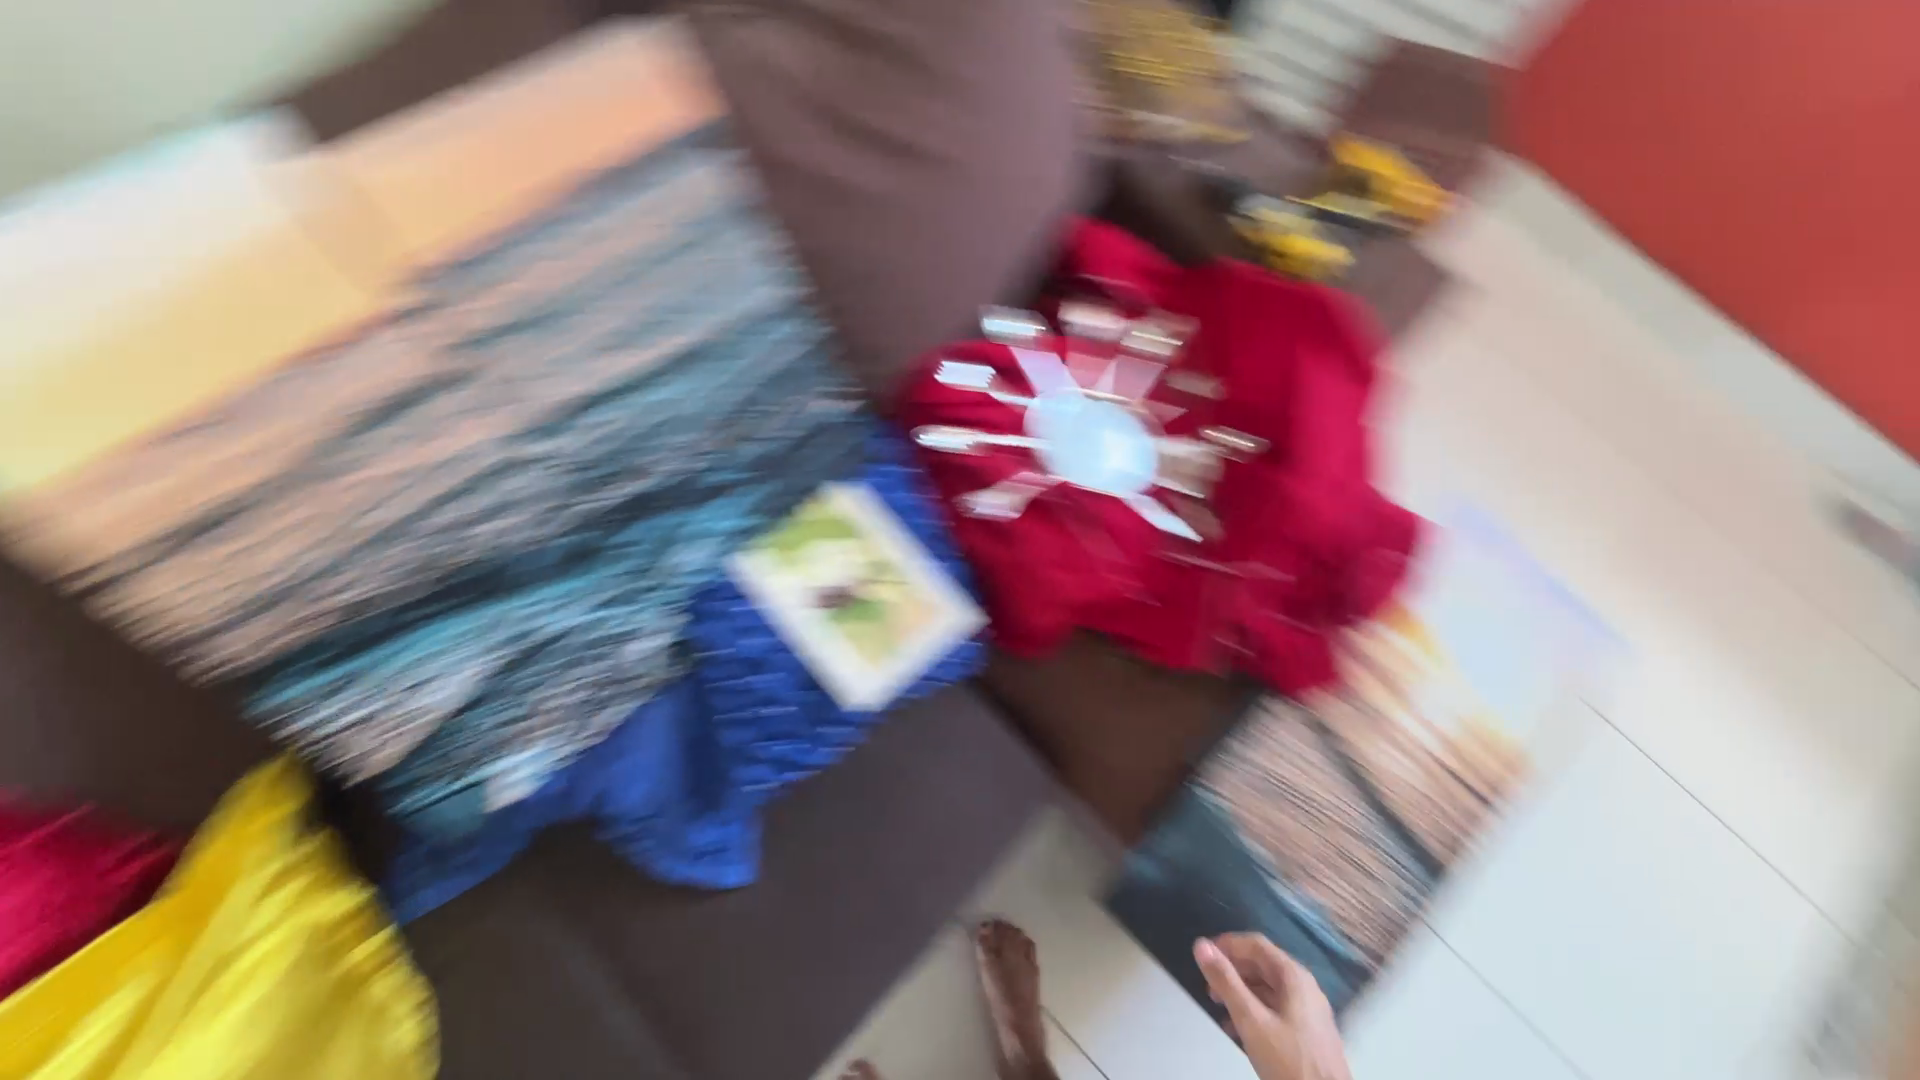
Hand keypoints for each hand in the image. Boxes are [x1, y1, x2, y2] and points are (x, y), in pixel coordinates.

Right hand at [1194, 934, 1351, 1079]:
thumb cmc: (1288, 1060)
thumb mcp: (1251, 1020)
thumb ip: (1226, 981)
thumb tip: (1201, 944)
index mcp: (1293, 976)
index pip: (1255, 944)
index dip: (1226, 945)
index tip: (1202, 958)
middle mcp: (1304, 986)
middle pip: (1262, 964)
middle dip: (1232, 970)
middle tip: (1208, 987)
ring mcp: (1309, 1010)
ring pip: (1268, 988)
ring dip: (1241, 992)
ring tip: (1220, 1007)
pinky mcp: (1309, 1031)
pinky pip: (1277, 1008)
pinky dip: (1255, 1010)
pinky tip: (1240, 1030)